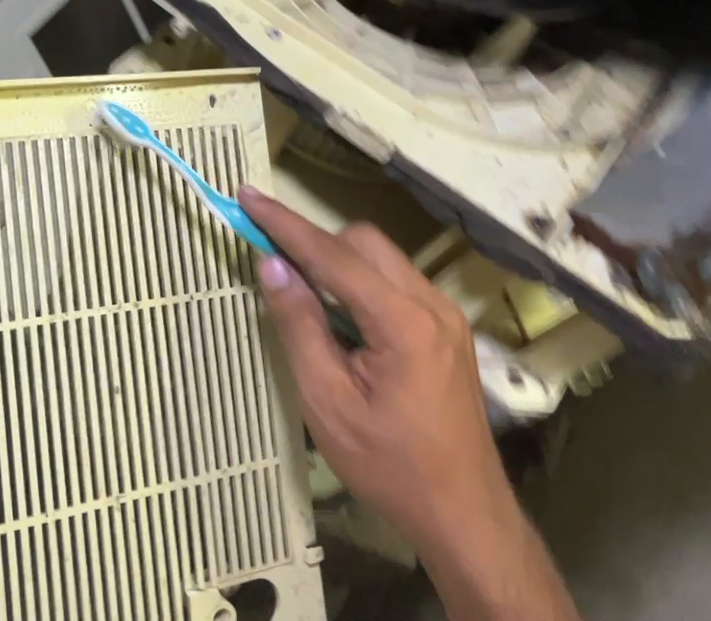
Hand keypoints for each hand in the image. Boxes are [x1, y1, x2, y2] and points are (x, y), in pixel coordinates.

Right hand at [237, 187, 514, 552]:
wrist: (463, 514)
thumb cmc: (388, 465)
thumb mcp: (327, 400)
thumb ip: (299, 325)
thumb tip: (272, 265)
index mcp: (403, 323)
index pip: (333, 255)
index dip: (285, 224)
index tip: (247, 196)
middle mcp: (431, 305)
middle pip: (363, 243)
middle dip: (314, 241)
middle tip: (270, 259)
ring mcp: (444, 315)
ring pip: (381, 257)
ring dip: (336, 259)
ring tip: (299, 288)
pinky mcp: (446, 329)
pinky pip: (393, 281)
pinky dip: (358, 280)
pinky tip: (338, 314)